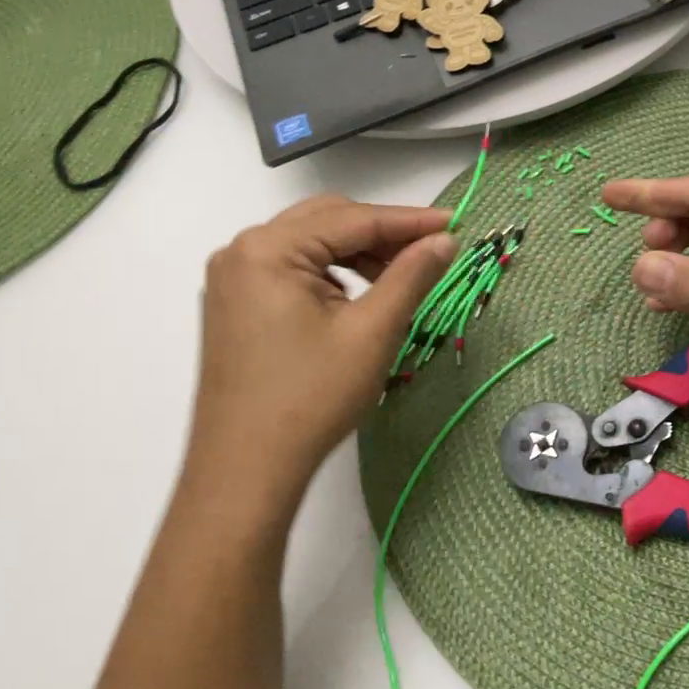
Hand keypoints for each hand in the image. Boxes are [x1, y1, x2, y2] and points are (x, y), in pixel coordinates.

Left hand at [184, 197, 456, 515]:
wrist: (246, 468)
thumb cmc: (311, 398)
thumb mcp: (373, 332)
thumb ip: (411, 276)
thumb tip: (445, 240)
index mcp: (268, 250)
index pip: (353, 219)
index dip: (409, 221)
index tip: (455, 223)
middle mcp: (241, 252)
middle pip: (327, 221)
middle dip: (382, 234)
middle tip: (431, 253)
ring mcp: (233, 280)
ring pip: (309, 245)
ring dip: (357, 254)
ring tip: (400, 280)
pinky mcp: (235, 307)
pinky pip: (292, 271)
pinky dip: (331, 274)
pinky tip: (357, 299)